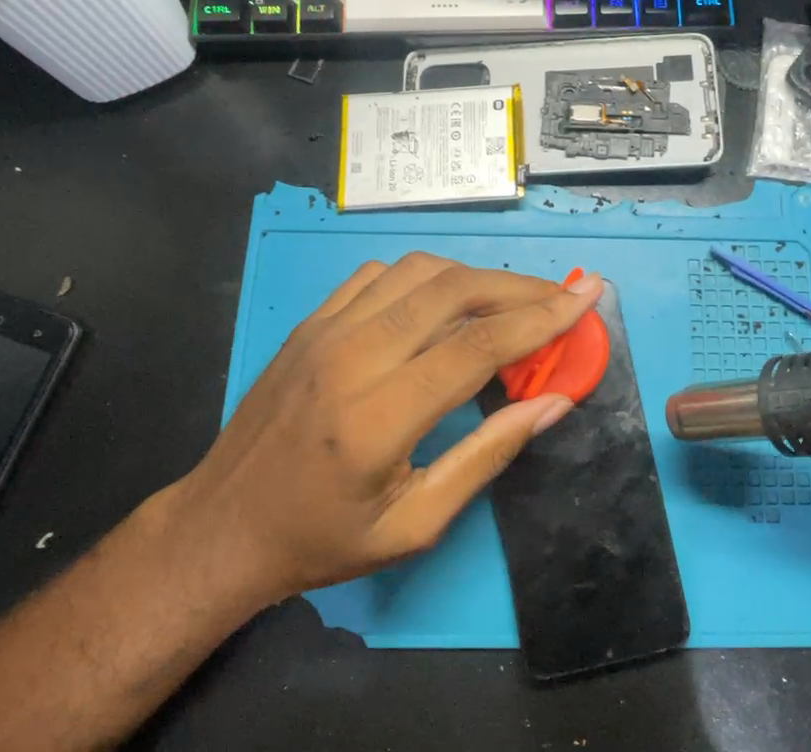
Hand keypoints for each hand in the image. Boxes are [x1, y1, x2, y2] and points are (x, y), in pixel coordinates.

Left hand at [166, 254, 602, 611]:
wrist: (223, 527)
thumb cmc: (323, 540)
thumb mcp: (414, 524)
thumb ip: (487, 456)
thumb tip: (554, 403)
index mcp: (378, 418)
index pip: (477, 346)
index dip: (540, 318)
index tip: (586, 298)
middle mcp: (350, 358)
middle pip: (452, 290)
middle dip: (519, 287)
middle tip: (562, 295)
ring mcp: (324, 332)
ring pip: (417, 271)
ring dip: (476, 277)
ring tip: (513, 300)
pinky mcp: (309, 323)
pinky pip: (379, 276)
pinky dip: (426, 277)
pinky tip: (446, 301)